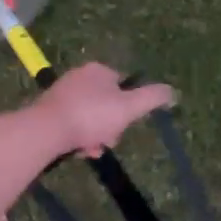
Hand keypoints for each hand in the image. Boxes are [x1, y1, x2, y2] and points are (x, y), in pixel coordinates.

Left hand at [33, 63, 176, 157]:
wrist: (47, 129)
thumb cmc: (91, 115)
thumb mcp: (129, 107)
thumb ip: (152, 97)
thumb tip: (172, 91)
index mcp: (97, 70)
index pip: (123, 86)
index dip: (129, 107)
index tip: (126, 123)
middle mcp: (78, 76)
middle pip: (107, 105)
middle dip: (110, 126)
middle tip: (107, 140)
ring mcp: (62, 93)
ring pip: (90, 118)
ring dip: (95, 136)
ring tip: (90, 148)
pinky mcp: (50, 110)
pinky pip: (73, 124)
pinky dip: (78, 138)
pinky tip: (78, 149)